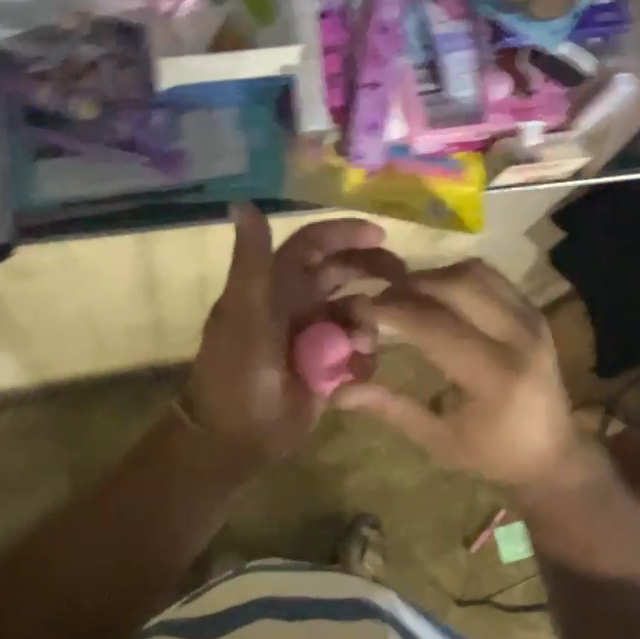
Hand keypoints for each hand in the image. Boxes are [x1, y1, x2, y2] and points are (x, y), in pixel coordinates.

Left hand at [184, 204, 404, 471]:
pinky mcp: (327, 369)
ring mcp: (314, 338)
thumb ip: (251, 259)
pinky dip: (364, 357)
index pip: (313, 245)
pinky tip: (357, 370)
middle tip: (403, 280)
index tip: (380, 235)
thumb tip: (242, 202)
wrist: (236, 436)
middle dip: (372, 272)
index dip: (344, 234)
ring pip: (356, 314)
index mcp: (274, 284)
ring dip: (367, 323)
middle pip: (343, 274)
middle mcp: (296, 304)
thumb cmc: (236, 369)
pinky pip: (358, 353)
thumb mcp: (244, 310)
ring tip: (363, 342)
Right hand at [334, 259, 581, 491]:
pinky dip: (459, 277)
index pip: (434, 325)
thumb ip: (390, 408)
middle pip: (456, 285)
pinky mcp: (536, 313)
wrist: (553, 454)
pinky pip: (493, 278)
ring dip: (435, 276)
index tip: (358, 307)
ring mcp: (532, 320)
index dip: (391, 310)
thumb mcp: (438, 439)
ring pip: (475, 273)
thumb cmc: (492, 454)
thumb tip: (338, 391)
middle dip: (410, 286)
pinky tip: (438, 294)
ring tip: (407, 295)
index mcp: (494, 377)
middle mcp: (518, 339)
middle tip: (380, 298)